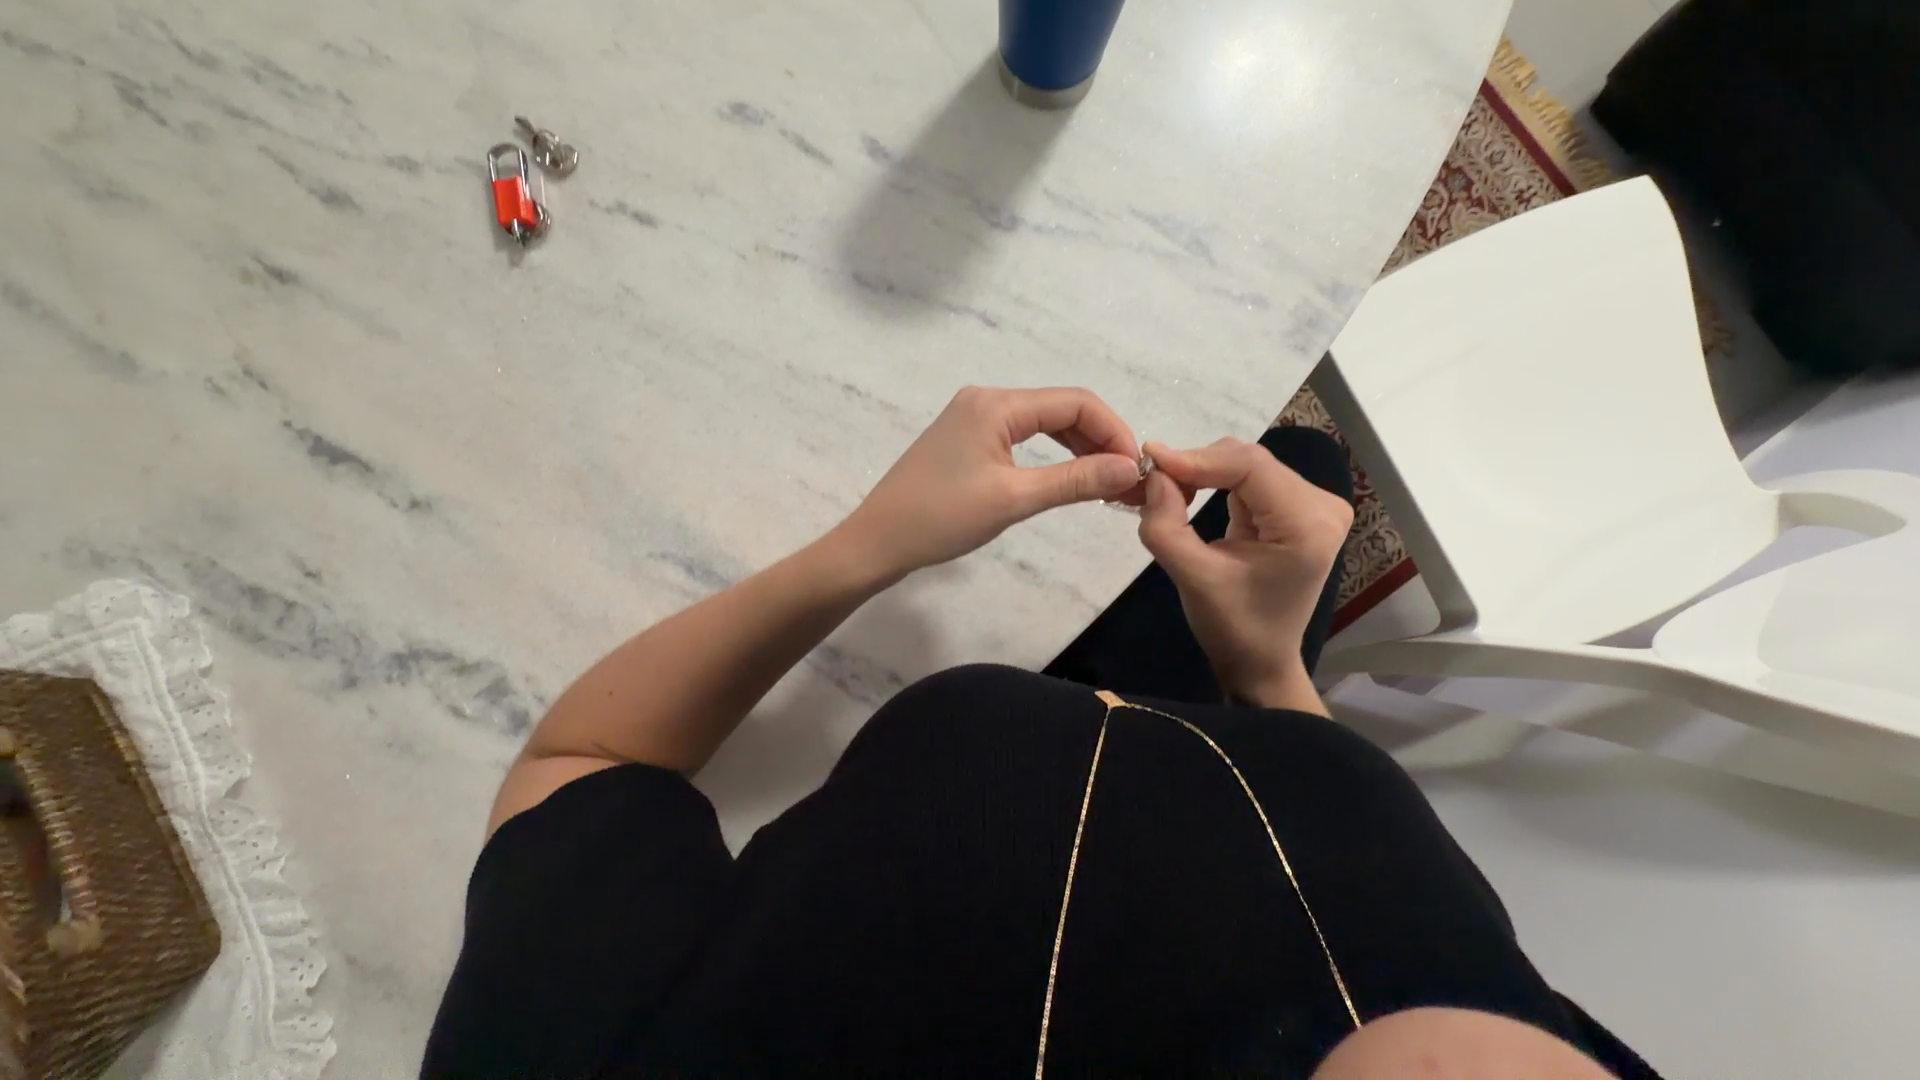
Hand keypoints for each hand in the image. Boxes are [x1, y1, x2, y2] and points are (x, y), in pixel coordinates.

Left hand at [839, 386, 1141, 580]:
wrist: (878, 541)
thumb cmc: (941, 519)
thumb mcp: (1013, 500)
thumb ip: (1076, 480)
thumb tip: (1131, 469)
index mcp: (996, 404)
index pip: (1075, 402)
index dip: (1114, 431)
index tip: (1138, 469)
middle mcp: (986, 399)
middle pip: (1061, 408)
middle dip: (1100, 440)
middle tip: (1129, 482)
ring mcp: (974, 418)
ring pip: (1043, 423)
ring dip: (1079, 449)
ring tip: (1109, 484)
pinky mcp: (967, 439)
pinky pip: (1022, 437)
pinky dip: (1052, 455)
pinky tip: (1072, 478)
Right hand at [1136, 437, 1352, 711]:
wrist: (1260, 660)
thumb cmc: (1233, 628)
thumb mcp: (1193, 579)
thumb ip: (1166, 526)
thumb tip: (1153, 476)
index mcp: (1308, 525)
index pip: (1250, 466)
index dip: (1197, 458)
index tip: (1150, 459)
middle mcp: (1321, 506)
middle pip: (1249, 461)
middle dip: (1196, 464)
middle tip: (1149, 479)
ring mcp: (1312, 506)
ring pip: (1246, 465)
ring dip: (1201, 471)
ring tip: (1163, 490)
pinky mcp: (1296, 509)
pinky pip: (1248, 478)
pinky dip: (1212, 480)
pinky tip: (1185, 492)